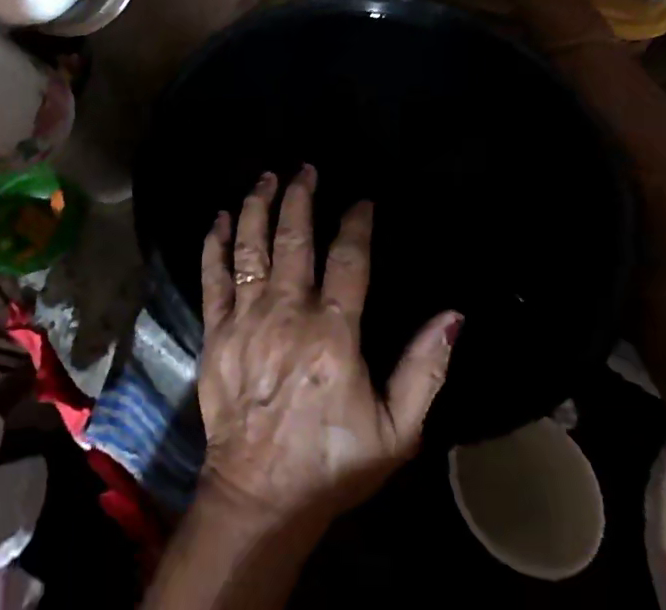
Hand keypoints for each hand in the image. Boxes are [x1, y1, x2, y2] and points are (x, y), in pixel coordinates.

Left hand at [196, 166, 460, 523]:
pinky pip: (213, 277)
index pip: (349, 260)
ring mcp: (246, 320)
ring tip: (266, 178)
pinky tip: (222, 218)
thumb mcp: (398, 430)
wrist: (261, 497)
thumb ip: (425, 368)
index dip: (356, 224)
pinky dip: (216, 243)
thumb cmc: (334, 464)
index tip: (361, 201)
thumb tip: (453, 315)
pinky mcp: (215, 333)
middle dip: (300, 197)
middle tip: (305, 168)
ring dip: (258, 207)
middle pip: (294, 240)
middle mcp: (288, 314)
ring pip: (251, 248)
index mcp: (334, 335)